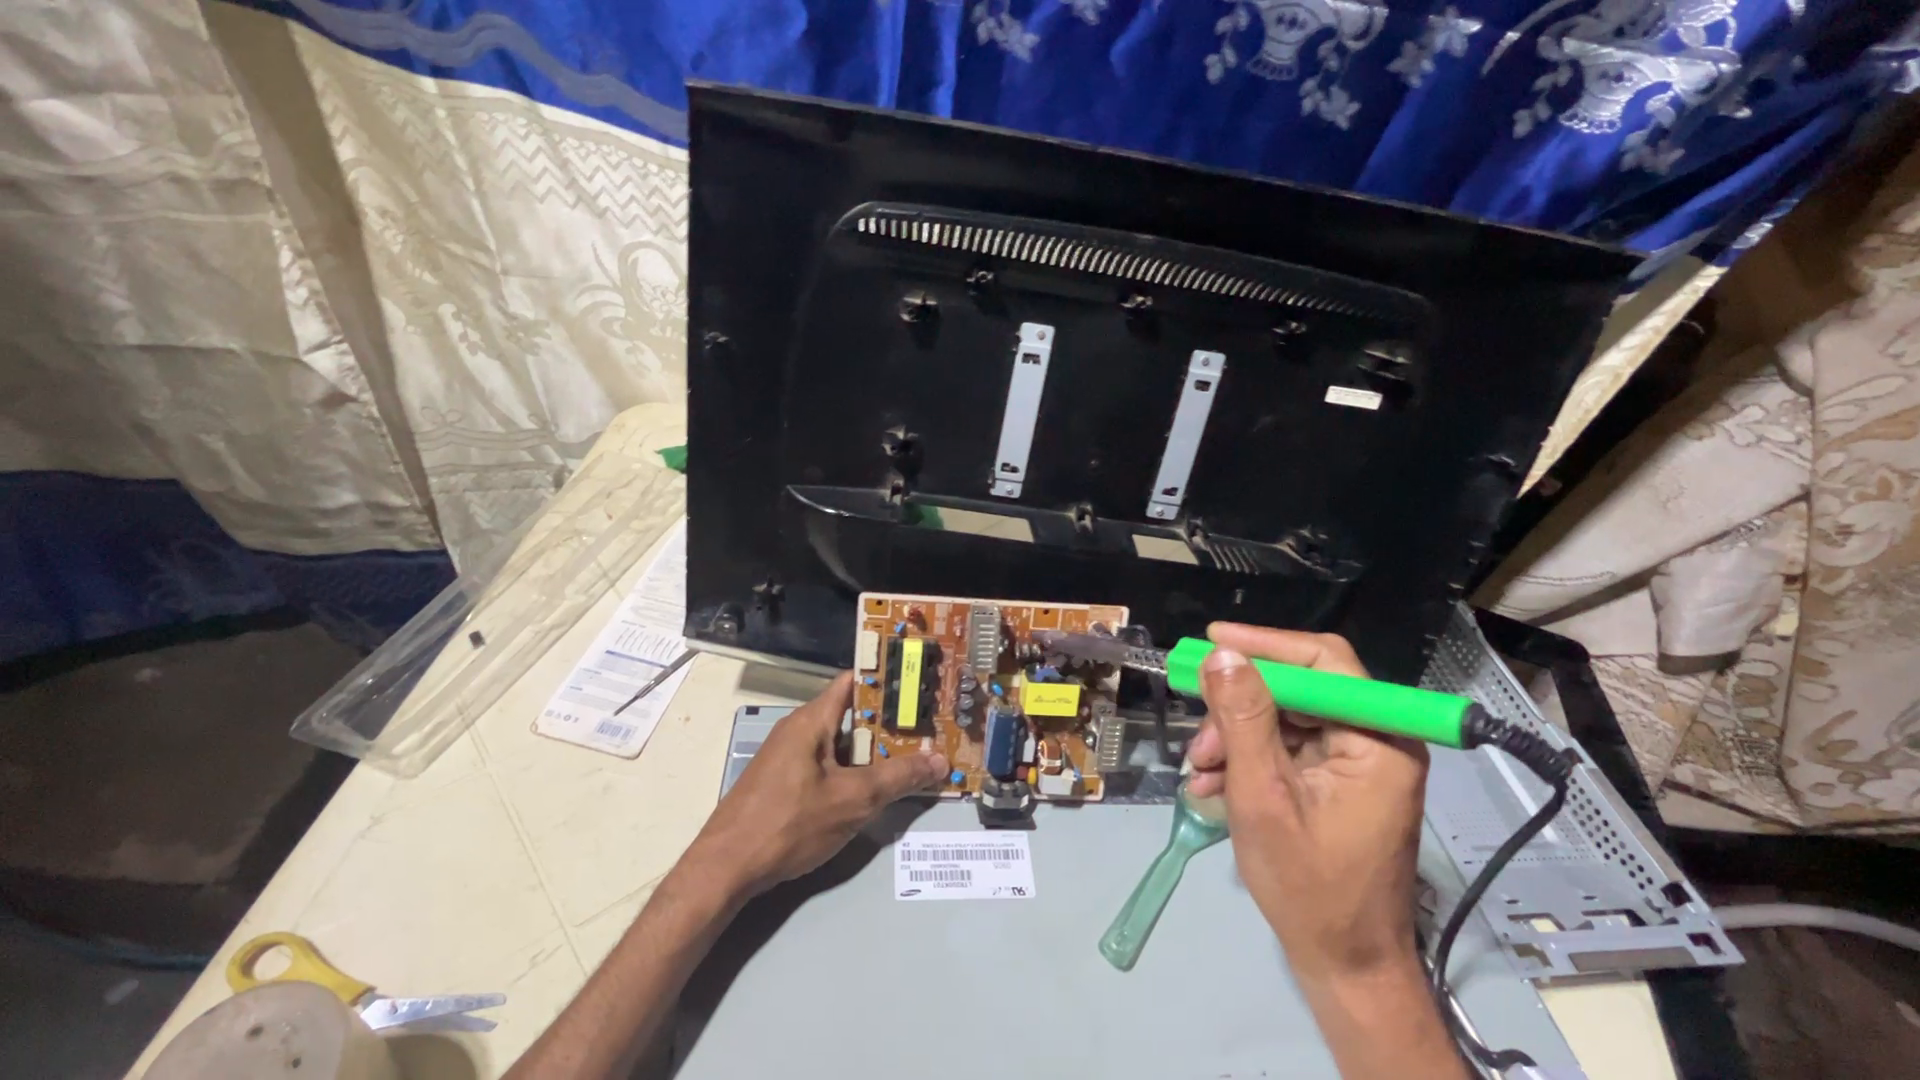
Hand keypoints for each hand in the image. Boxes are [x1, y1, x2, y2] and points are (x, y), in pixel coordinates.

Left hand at [684, 673, 948, 899]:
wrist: (727, 868)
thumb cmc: (789, 823)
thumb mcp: (852, 801)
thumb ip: (898, 778)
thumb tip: (940, 760)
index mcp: (811, 721)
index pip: (853, 681)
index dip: (888, 677)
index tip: (923, 680)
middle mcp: (799, 731)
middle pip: (852, 714)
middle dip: (892, 720)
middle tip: (932, 724)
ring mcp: (790, 758)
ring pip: (842, 743)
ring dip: (876, 749)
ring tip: (917, 754)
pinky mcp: (786, 784)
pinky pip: (830, 765)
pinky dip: (856, 770)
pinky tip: (880, 787)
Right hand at [1185, 623, 1428, 985]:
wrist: (1343, 962)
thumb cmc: (1309, 888)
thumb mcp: (1263, 798)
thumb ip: (1243, 722)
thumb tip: (1222, 655)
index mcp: (1379, 740)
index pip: (1324, 663)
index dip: (1266, 646)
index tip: (1211, 640)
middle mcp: (1377, 740)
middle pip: (1299, 691)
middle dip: (1239, 708)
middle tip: (1198, 737)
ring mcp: (1358, 763)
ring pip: (1284, 719)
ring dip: (1235, 738)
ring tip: (1202, 772)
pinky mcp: (1338, 782)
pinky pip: (1286, 748)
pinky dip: (1247, 759)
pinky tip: (1214, 785)